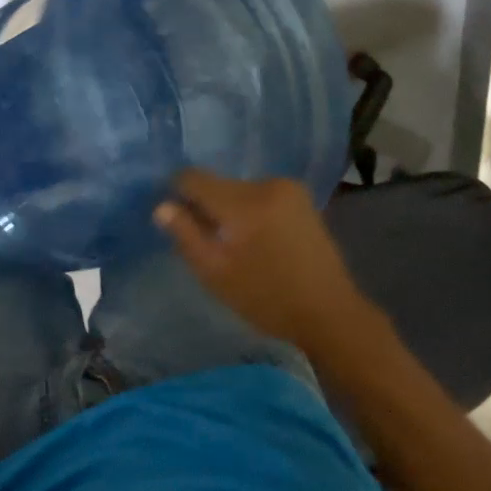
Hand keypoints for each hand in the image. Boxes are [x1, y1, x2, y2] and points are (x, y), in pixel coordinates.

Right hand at [153, 169, 377, 350]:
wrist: (329, 311)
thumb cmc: (267, 298)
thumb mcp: (216, 274)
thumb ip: (186, 235)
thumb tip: (161, 205)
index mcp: (244, 201)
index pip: (194, 178)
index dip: (177, 194)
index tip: (175, 219)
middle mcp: (266, 184)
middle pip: (219, 185)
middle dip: (208, 208)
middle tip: (209, 244)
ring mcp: (289, 188)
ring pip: (240, 191)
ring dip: (231, 210)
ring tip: (237, 247)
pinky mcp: (302, 198)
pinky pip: (261, 196)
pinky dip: (252, 212)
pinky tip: (260, 242)